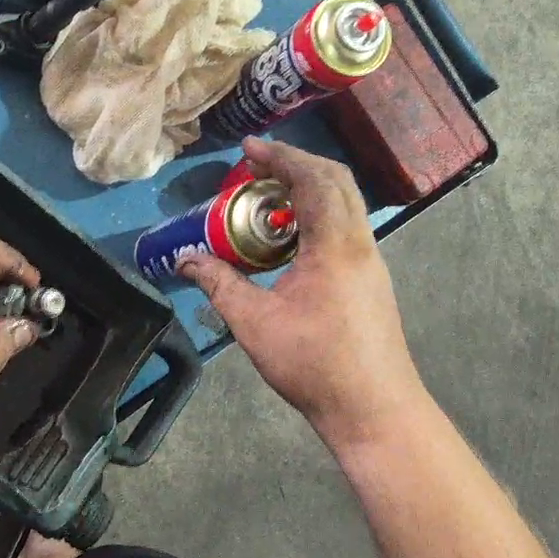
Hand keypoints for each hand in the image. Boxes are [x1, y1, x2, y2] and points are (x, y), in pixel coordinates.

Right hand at [180, 137, 428, 449]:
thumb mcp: (254, 323)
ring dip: (308, 190)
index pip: (313, 181)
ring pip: (344, 205)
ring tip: (266, 198)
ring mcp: (370, 263)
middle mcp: (360, 244)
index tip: (248, 149)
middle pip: (336, 182)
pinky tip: (287, 238)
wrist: (373, 408)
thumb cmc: (313, 363)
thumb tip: (185, 259)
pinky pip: (344, 228)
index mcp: (335, 246)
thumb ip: (219, 284)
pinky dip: (315, 215)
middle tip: (256, 166)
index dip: (280, 158)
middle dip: (296, 165)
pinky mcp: (370, 281)